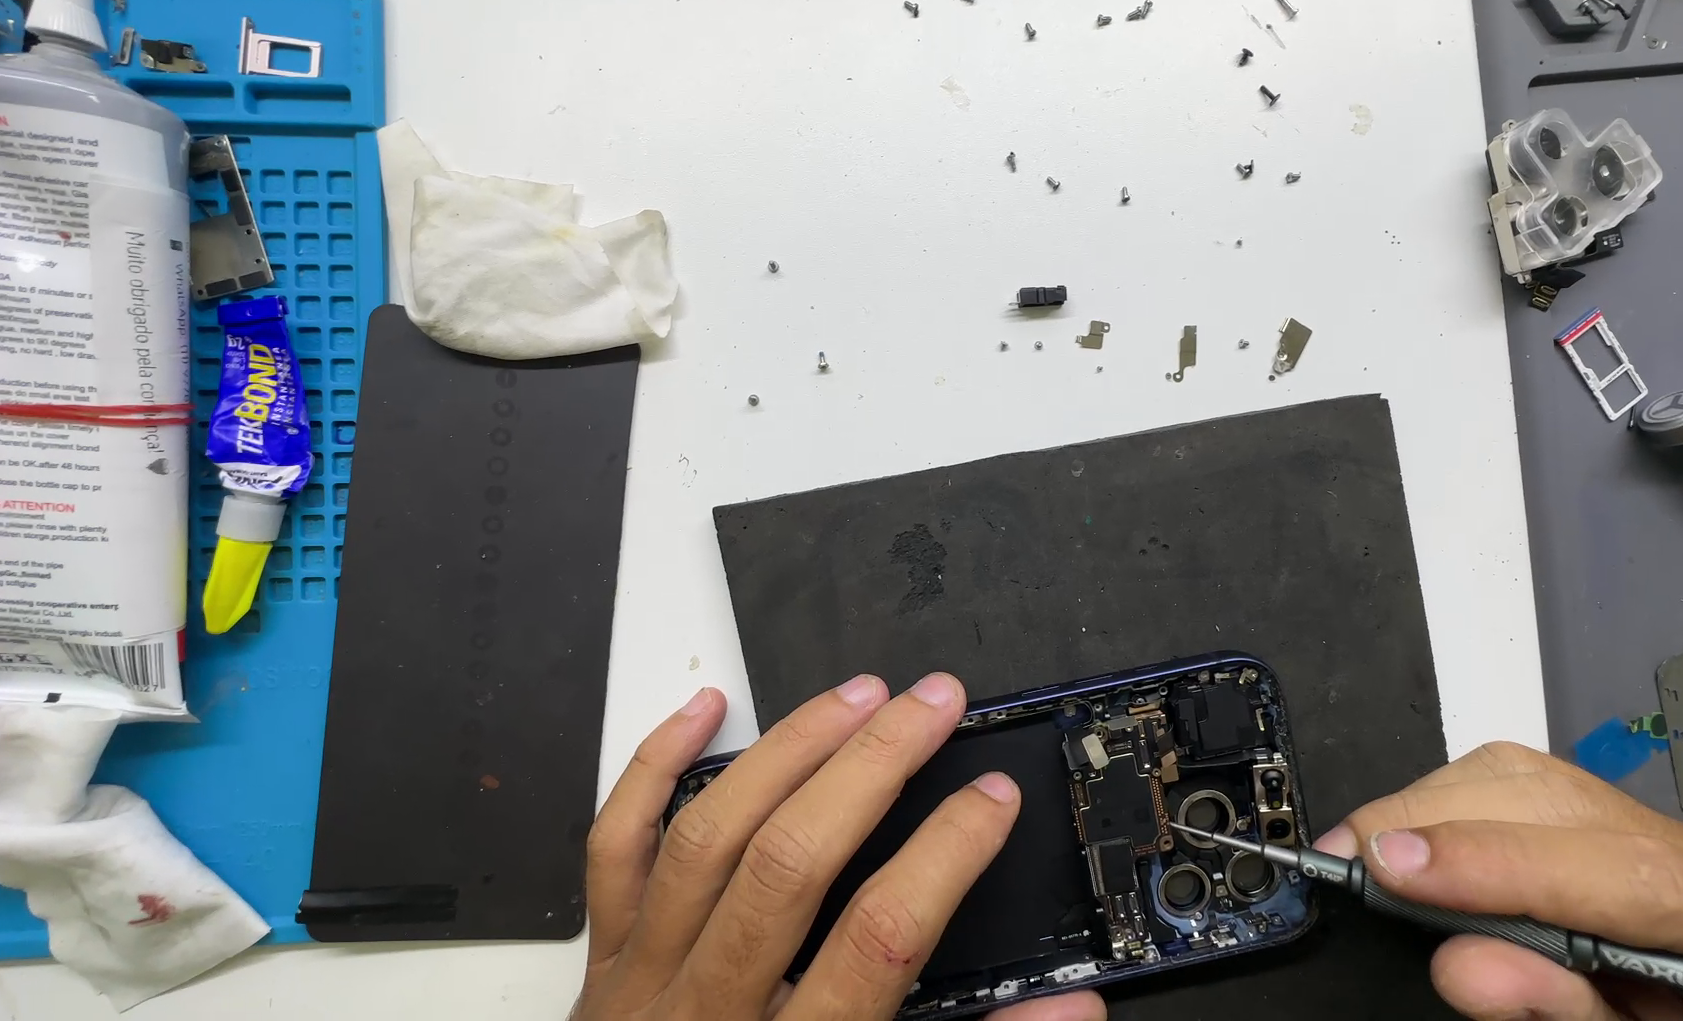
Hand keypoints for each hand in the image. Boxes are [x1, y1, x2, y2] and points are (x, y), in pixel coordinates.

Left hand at [575, 674, 1105, 1020]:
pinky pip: (617, 844)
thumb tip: (1079, 1010)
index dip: (947, 853)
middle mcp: (711, 1006)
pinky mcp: (604, 953)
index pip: (881, 937)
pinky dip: (654, 766)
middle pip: (792, 861)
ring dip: (791, 749)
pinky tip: (706, 707)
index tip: (995, 792)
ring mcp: (646, 973)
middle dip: (874, 764)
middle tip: (934, 699)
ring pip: (714, 835)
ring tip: (859, 693)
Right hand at [1313, 741, 1682, 1019]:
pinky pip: (1505, 780)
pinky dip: (1436, 806)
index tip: (1392, 868)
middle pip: (1562, 802)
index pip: (1640, 875)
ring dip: (1424, 809)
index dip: (1504, 864)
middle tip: (1350, 859)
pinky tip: (1405, 838)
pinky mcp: (1600, 816)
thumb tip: (1460, 964)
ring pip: (1520, 774)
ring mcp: (1666, 832)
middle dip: (1438, 825)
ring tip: (1364, 851)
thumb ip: (1561, 1012)